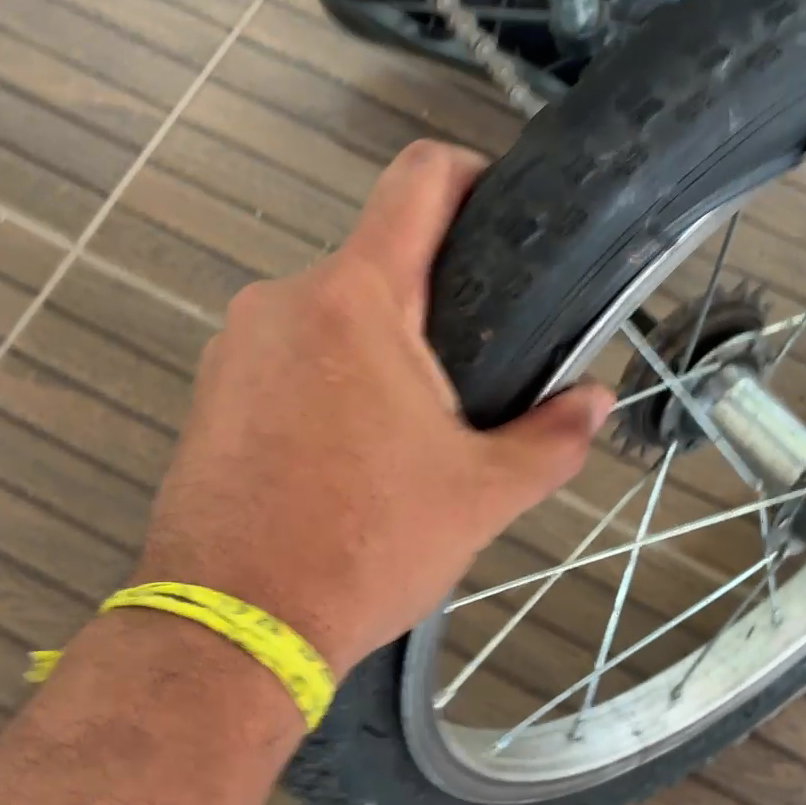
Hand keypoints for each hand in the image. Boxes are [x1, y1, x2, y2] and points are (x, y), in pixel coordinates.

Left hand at [137, 142, 612, 671]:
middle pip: (381, 264)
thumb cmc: (366, 548)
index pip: (419, 181)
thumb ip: (551, 439)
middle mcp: (286, 300)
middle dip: (434, 307)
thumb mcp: (481, 496)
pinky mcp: (209, 392)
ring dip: (379, 351)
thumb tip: (596, 404)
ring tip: (408, 434)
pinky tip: (346, 457)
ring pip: (334, 317)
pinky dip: (329, 383)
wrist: (234, 628)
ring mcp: (236, 346)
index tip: (503, 212)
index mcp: (358, 300)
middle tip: (472, 381)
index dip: (471, 175)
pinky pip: (288, 359)